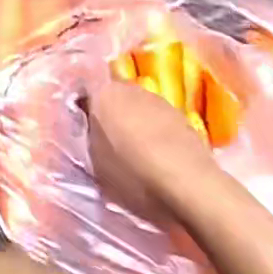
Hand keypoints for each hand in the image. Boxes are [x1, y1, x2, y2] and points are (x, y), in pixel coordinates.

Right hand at [82, 74, 216, 214]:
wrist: (192, 186)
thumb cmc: (133, 173)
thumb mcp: (94, 162)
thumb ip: (86, 140)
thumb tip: (86, 133)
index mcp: (100, 93)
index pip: (81, 92)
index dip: (80, 111)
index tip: (81, 131)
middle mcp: (127, 87)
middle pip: (111, 98)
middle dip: (109, 115)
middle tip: (106, 142)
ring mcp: (158, 100)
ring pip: (137, 108)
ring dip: (134, 124)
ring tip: (136, 153)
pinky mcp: (184, 118)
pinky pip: (159, 122)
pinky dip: (156, 135)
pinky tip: (160, 159)